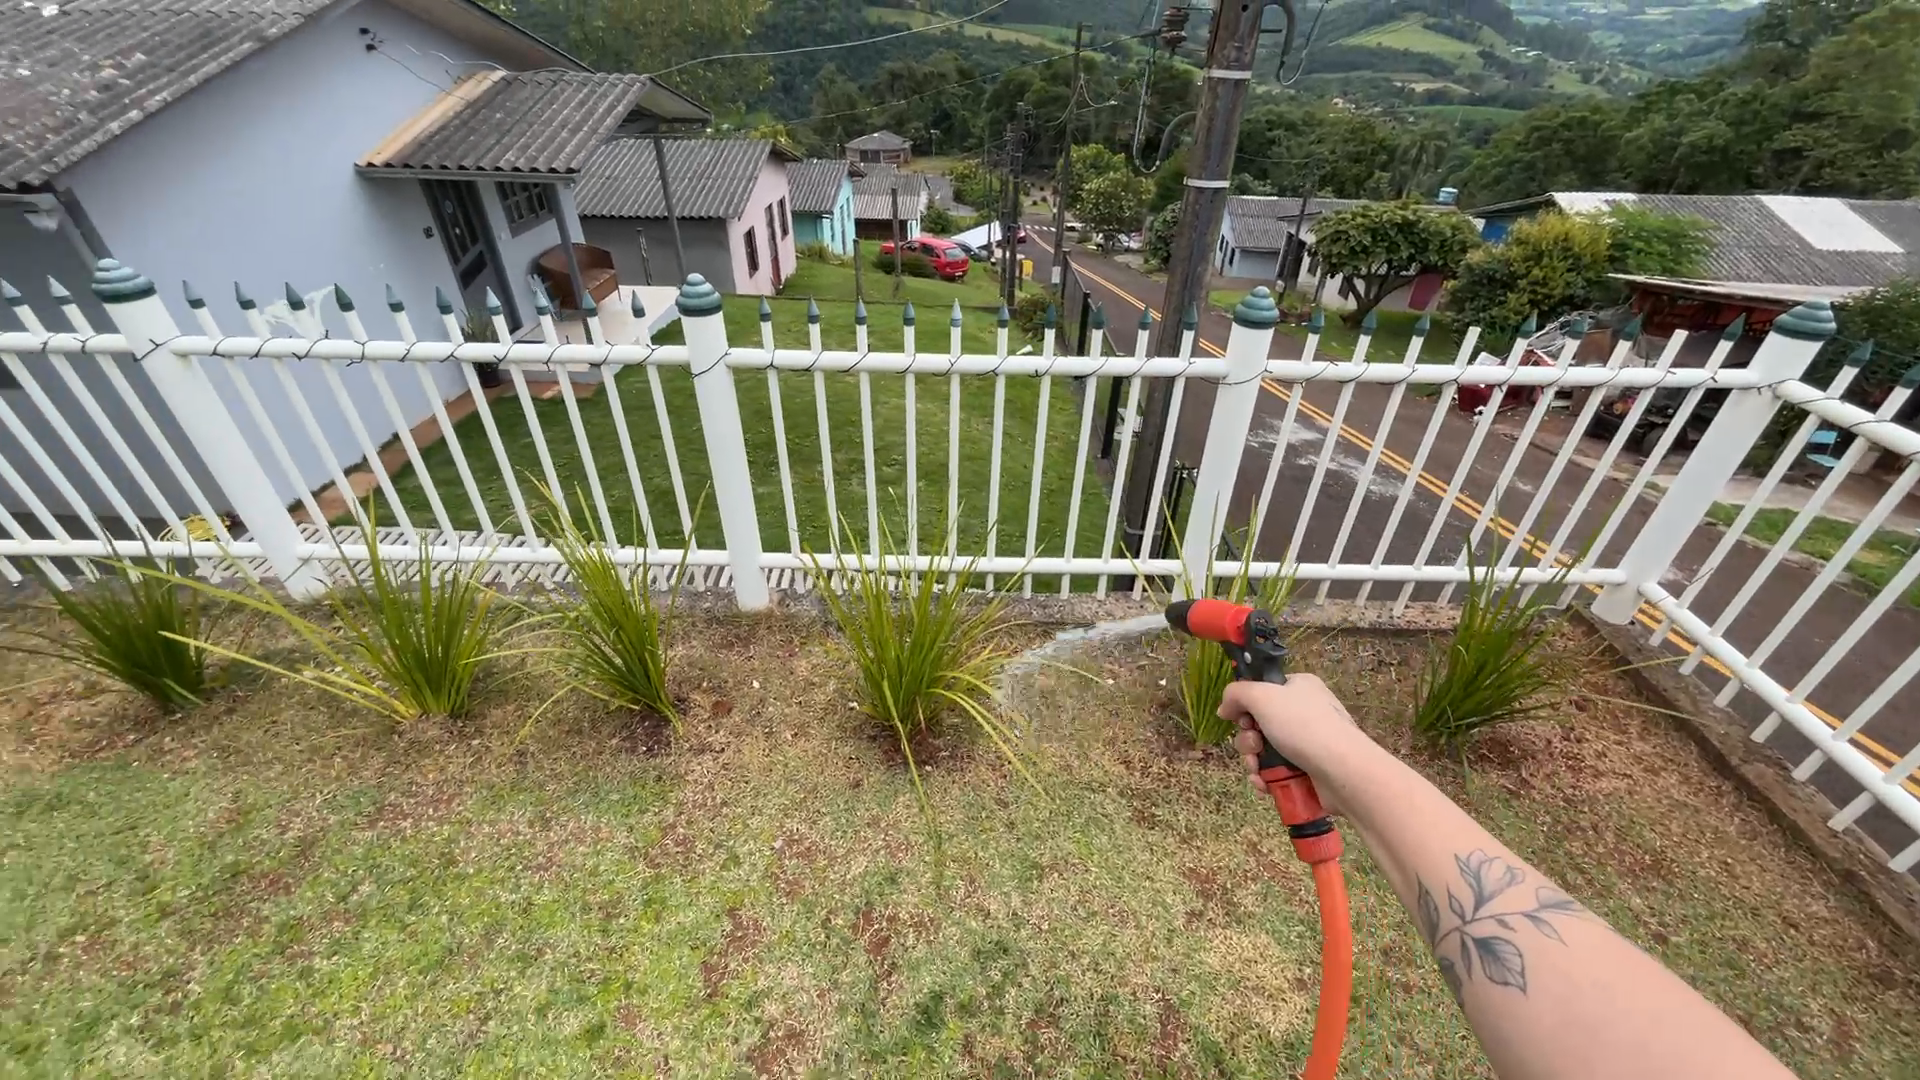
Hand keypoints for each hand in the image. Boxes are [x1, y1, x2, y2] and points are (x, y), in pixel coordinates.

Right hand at [1219, 676, 1370, 811]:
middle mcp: (1303, 712)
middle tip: (1254, 745)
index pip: (1262, 690)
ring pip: (1263, 750)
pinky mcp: (1307, 770)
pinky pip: (1275, 771)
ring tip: (1257, 769)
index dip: (1246, 705)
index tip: (1240, 717)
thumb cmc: (1303, 725)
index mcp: (1298, 687)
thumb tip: (1224, 709)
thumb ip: (1235, 694)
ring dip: (1252, 760)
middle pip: (1258, 723)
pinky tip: (1264, 784)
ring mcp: (1306, 743)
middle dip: (1247, 738)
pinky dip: (1265, 778)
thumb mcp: (1261, 696)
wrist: (1342, 771)